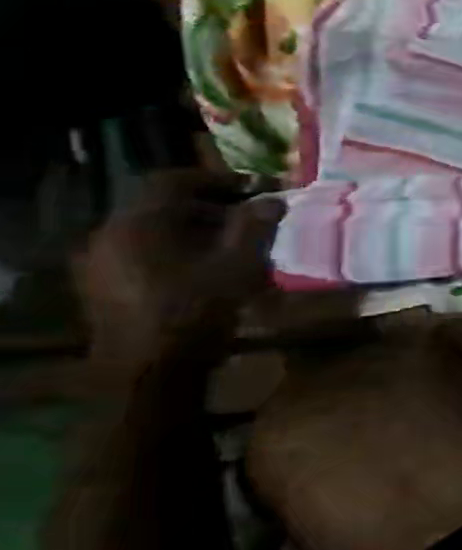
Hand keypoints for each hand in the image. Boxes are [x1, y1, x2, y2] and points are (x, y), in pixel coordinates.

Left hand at [76, 171, 283, 373]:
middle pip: (164, 205)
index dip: (221, 179)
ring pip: (157, 230)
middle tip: (257, 218)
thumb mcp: (241, 263)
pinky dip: (182, 250)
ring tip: (240, 245)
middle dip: (215, 206)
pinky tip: (212, 269)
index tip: (261, 190)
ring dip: (200, 230)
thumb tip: (272, 199)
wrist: (151, 370)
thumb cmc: (199, 308)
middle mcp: (109, 236)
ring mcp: (101, 263)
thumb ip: (256, 224)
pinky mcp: (105, 286)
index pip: (174, 180)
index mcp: (138, 223)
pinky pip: (146, 252)